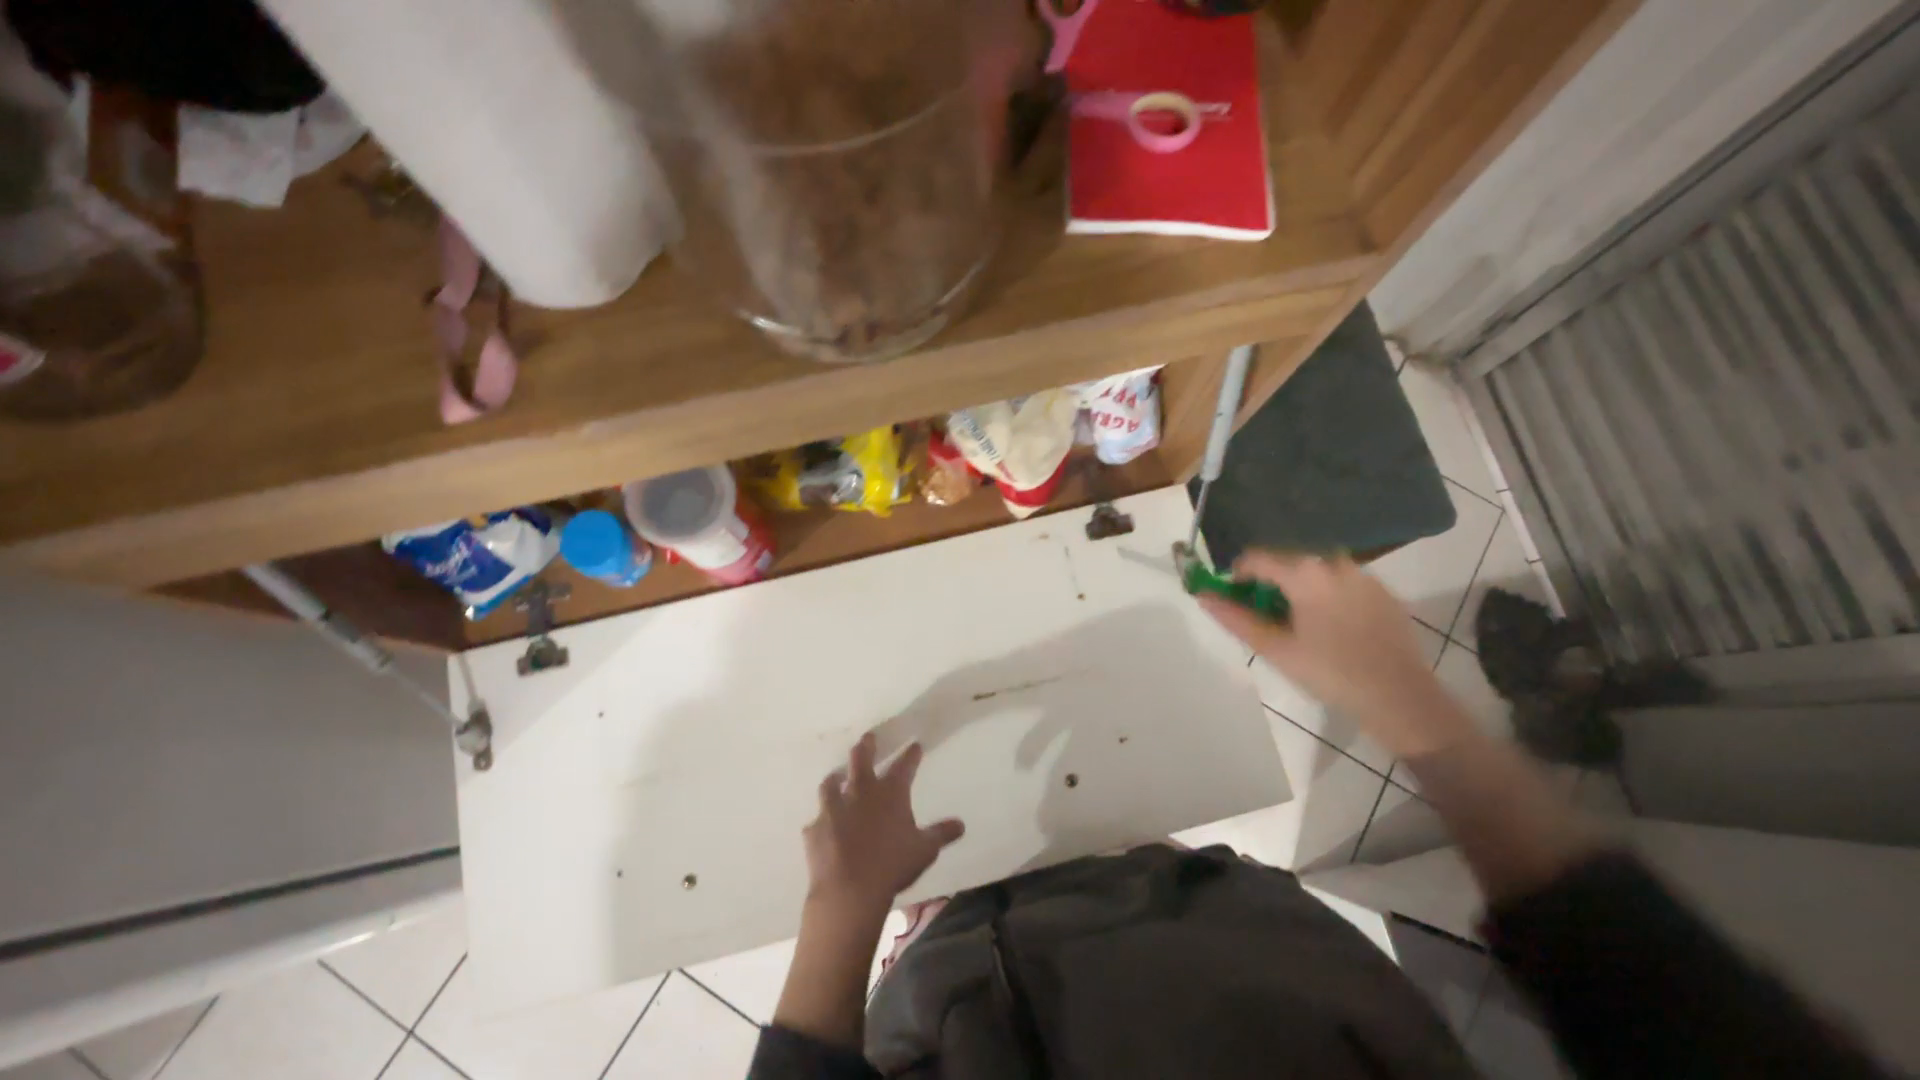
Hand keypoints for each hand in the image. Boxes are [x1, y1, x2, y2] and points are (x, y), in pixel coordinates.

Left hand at [802, 733, 964, 917]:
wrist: (849, 889)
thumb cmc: (893, 865)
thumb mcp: (925, 850)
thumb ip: (941, 834)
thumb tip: (960, 824)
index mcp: (890, 793)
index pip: (904, 766)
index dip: (911, 754)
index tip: (915, 744)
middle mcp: (860, 793)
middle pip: (861, 759)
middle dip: (867, 746)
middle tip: (868, 737)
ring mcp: (833, 809)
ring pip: (831, 783)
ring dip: (836, 778)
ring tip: (837, 776)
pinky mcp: (814, 829)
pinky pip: (817, 821)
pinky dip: (822, 822)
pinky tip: (823, 827)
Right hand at [1200, 550, 1470, 758]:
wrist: (1400, 696)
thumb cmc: (1330, 673)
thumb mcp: (1276, 649)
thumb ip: (1236, 618)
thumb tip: (1203, 596)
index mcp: (1305, 572)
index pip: (1256, 558)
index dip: (1236, 576)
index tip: (1232, 599)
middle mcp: (1334, 562)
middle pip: (1288, 560)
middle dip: (1269, 582)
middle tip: (1264, 616)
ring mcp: (1363, 575)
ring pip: (1317, 571)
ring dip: (1299, 588)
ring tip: (1297, 623)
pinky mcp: (1384, 592)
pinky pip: (1343, 582)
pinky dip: (1327, 595)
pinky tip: (1331, 629)